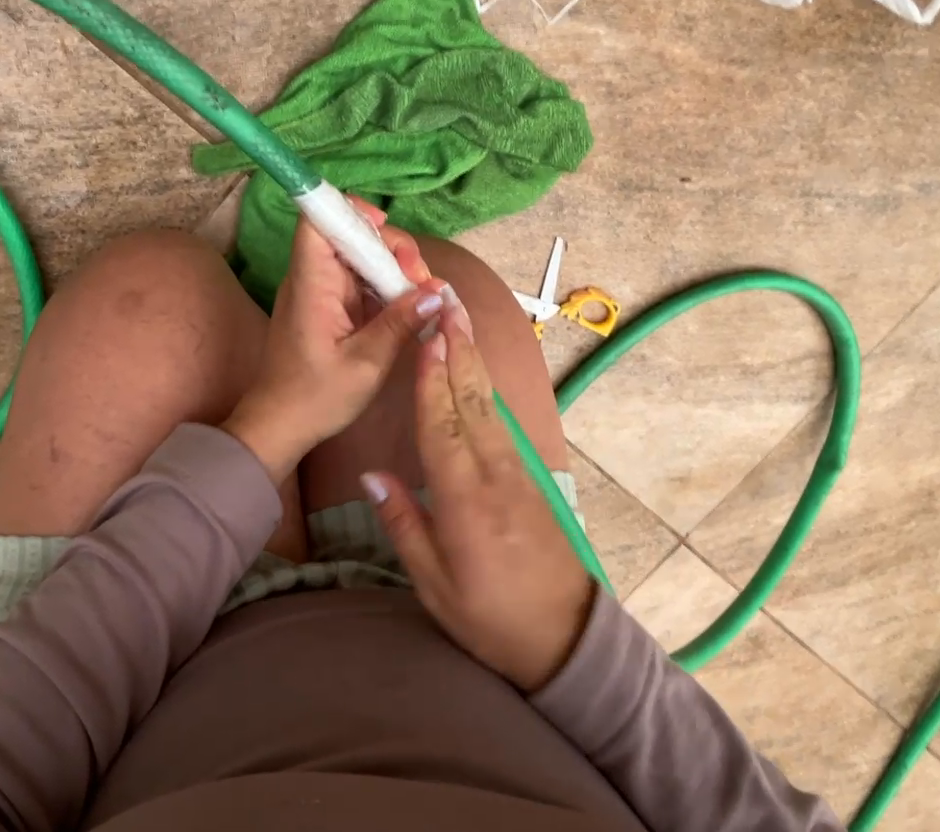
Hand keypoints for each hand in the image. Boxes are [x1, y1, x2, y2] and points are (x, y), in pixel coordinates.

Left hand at [222, 199, 445, 482]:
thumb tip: (436, 292)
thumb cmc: (315, 397)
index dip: (347, 211)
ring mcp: (323, 292)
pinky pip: (361, 281)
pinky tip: (410, 305)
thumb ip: (399, 323)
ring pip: (360, 258)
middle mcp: (313, 279)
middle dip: (389, 246)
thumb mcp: (365, 363)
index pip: (316, 223)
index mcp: (311, 284)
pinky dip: (386, 287)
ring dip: (393, 268)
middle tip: (419, 278)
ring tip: (421, 294)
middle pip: (349, 235)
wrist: (281, 424)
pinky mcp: (332, 307)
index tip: (384, 225)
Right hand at [362, 306, 595, 690]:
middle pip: (471, 400)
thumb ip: (404, 524)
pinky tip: (475, 372)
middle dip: (458, 348)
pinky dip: (484, 388)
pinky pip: (500, 421)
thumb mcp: (435, 584)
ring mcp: (516, 473)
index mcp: (464, 500)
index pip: (442, 426)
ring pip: (489, 405)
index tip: (426, 333)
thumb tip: (372, 474)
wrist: (567, 639)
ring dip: (472, 359)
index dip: (431, 378)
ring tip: (458, 320)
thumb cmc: (490, 617)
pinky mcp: (527, 478)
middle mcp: (493, 475)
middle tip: (446, 300)